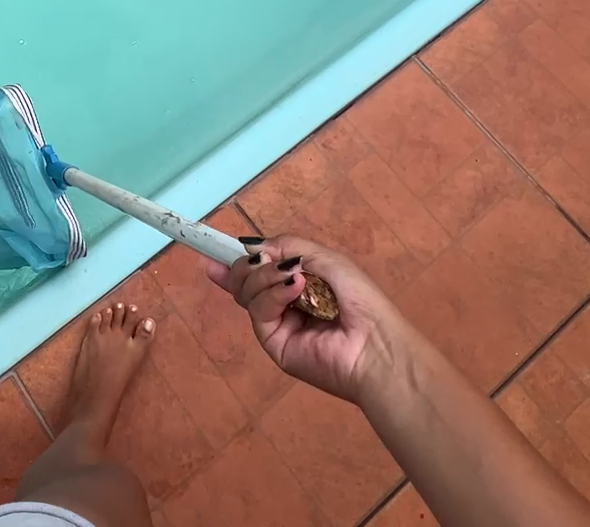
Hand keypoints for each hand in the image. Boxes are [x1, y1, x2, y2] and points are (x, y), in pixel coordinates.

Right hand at [206, 234, 405, 404]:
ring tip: (295, 277)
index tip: (211, 255)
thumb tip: (251, 246)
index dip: (233, 262)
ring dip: (265, 276)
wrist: (377, 344)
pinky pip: (259, 310)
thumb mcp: (324, 258)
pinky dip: (273, 293)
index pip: (255, 271)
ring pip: (247, 292)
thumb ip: (287, 245)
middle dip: (249, 265)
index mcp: (293, 284)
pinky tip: (295, 288)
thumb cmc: (359, 298)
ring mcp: (275, 324)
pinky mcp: (273, 342)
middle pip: (243, 279)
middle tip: (263, 261)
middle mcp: (280, 304)